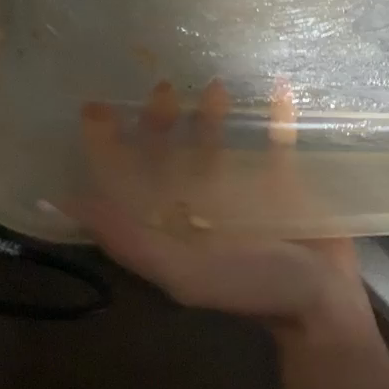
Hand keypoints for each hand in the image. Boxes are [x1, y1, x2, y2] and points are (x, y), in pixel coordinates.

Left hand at [70, 78, 364, 324]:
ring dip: (213, 113)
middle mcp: (200, 204)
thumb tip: (65, 202)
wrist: (322, 301)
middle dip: (160, 120)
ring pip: (220, 143)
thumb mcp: (186, 275)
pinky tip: (277, 91)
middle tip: (163, 91)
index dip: (108, 145)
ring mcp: (244, 192)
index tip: (97, 109)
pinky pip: (278, 145)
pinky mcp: (285, 186)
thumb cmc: (254, 290)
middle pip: (171, 153)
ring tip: (215, 87)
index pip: (128, 179)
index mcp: (170, 225)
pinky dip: (277, 119)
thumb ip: (131, 242)